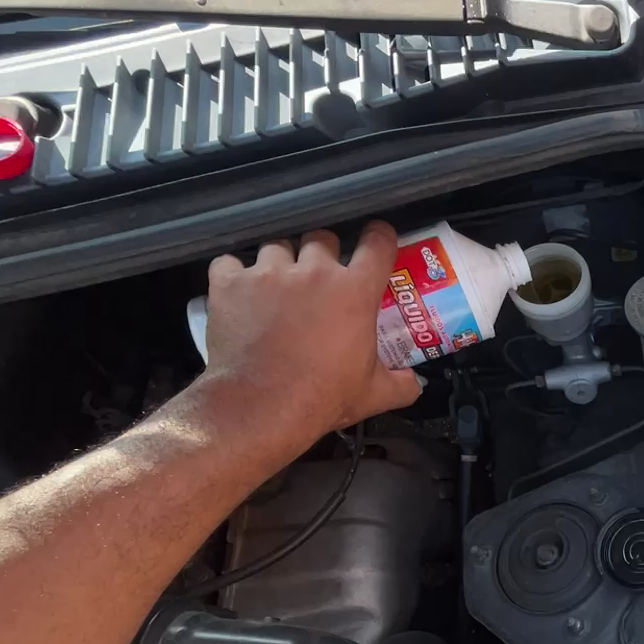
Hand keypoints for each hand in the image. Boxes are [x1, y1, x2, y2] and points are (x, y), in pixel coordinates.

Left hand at [197, 221, 422, 444]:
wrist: (263, 405)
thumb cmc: (325, 396)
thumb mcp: (377, 394)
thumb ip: (404, 384)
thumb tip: (414, 383)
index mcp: (355, 292)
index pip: (377, 244)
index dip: (380, 237)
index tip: (377, 239)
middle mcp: (314, 272)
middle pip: (322, 238)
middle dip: (325, 253)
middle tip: (322, 276)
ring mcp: (268, 274)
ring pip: (277, 246)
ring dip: (282, 262)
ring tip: (280, 285)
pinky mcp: (229, 283)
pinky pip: (230, 262)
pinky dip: (236, 274)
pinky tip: (242, 291)